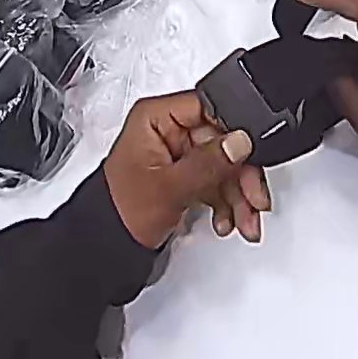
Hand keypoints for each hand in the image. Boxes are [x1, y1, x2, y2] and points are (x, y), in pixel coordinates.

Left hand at [103, 92, 271, 247]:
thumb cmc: (119, 212)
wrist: (103, 251)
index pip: (207, 108)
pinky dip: (227, 200)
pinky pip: (215, 178)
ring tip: (245, 219)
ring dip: (238, 192)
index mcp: (156, 117)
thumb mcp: (169, 187)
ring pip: (223, 161)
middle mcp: (167, 129)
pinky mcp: (183, 173)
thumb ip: (208, 163)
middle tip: (254, 197)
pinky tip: (228, 219)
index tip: (250, 153)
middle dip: (241, 172)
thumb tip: (240, 141)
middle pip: (221, 138)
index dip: (233, 130)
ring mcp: (177, 151)